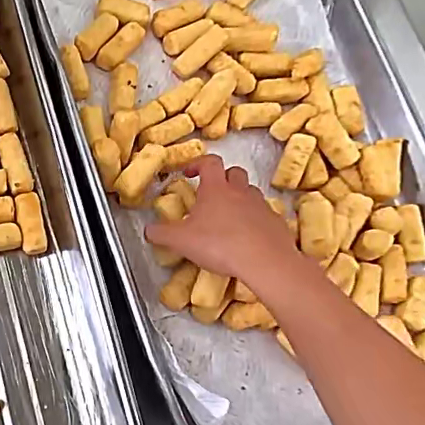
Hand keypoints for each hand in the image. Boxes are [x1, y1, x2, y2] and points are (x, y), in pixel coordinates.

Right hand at [144, 155, 300, 287]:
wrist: (264, 261)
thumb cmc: (219, 244)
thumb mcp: (181, 241)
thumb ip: (161, 233)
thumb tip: (148, 230)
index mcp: (216, 189)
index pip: (209, 163)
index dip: (197, 164)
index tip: (188, 173)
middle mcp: (240, 191)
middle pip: (234, 173)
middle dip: (222, 178)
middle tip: (210, 193)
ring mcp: (261, 206)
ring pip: (250, 192)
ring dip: (239, 198)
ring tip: (228, 216)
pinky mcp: (275, 223)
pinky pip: (264, 214)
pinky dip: (254, 219)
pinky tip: (246, 236)